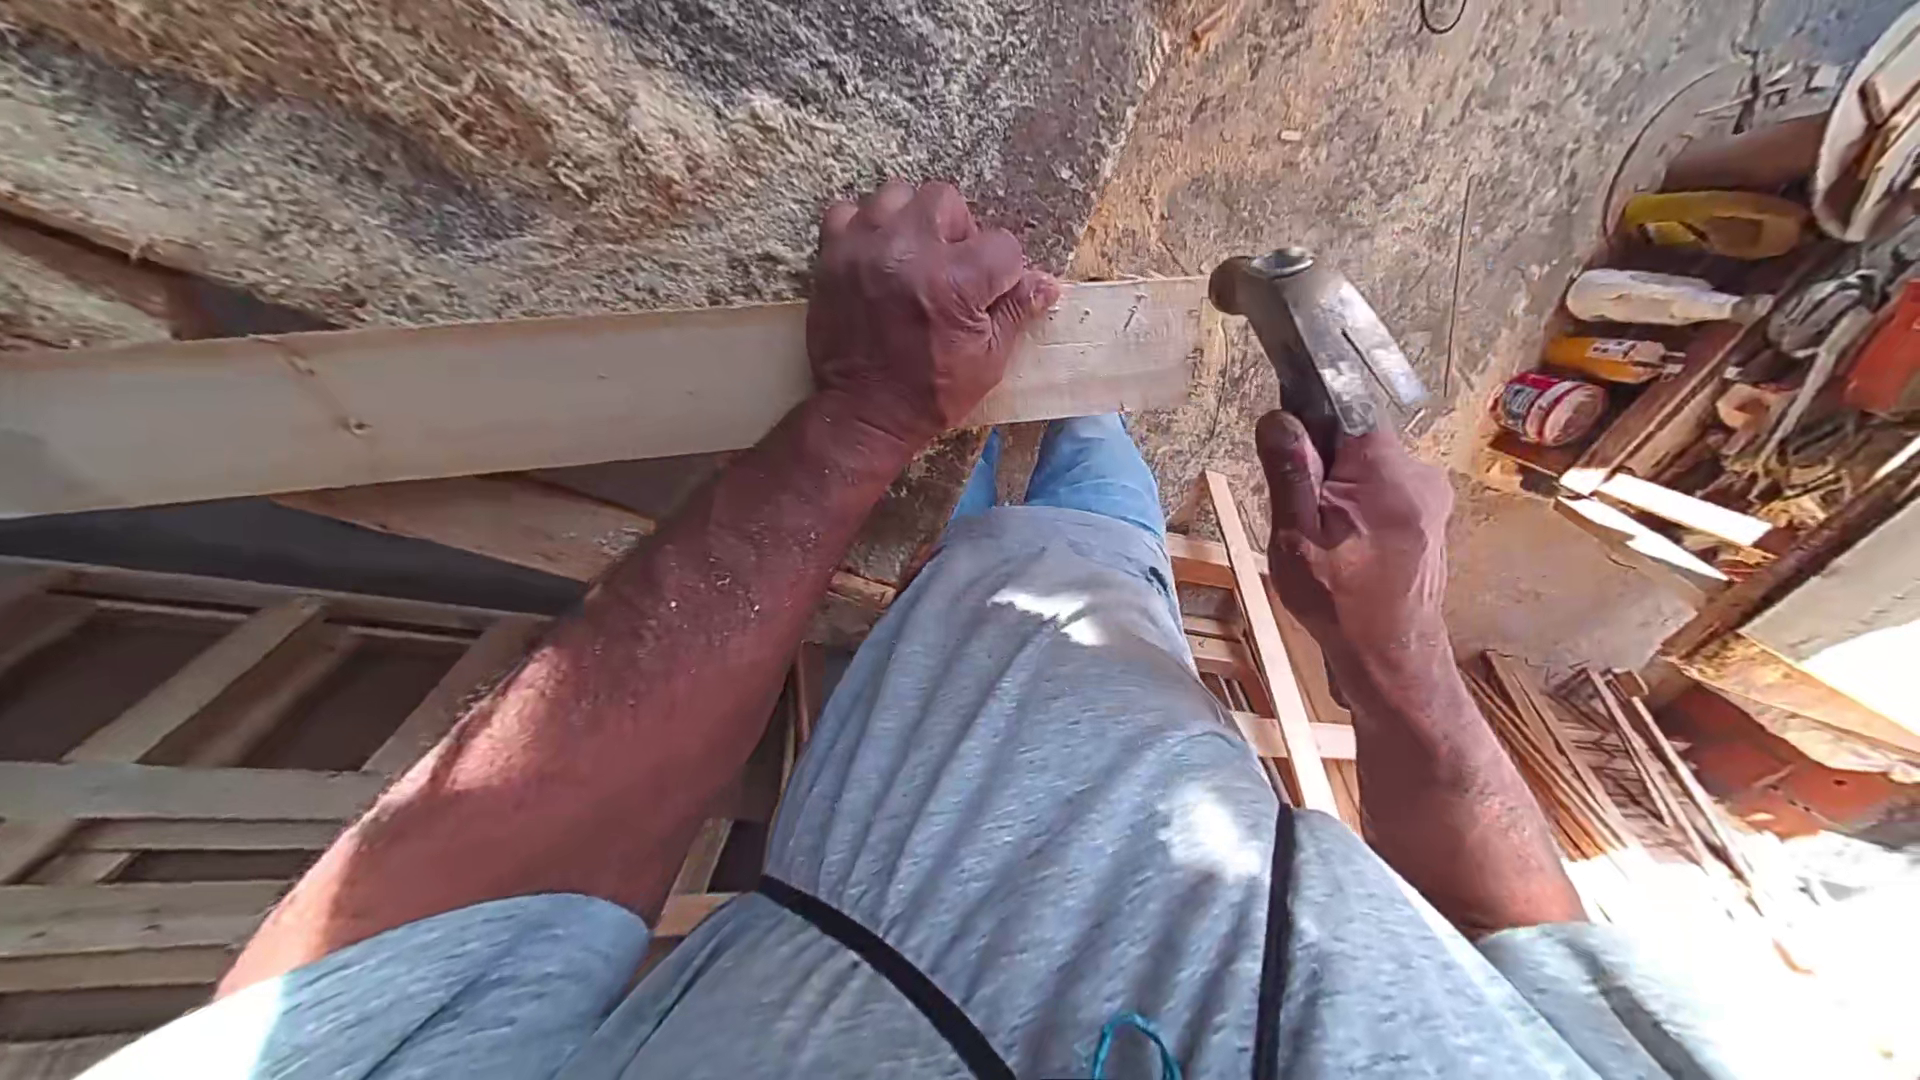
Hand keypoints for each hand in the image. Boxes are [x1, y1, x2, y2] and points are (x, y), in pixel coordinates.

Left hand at [807, 180, 1059, 446]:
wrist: (864, 415)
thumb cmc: (930, 396)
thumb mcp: (988, 361)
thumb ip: (1015, 312)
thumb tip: (1046, 283)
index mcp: (955, 283)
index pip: (1003, 245)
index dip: (1004, 271)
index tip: (991, 294)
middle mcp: (909, 253)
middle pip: (947, 201)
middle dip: (958, 233)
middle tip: (951, 271)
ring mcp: (865, 250)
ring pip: (897, 196)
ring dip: (912, 223)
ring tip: (911, 262)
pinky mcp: (832, 256)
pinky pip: (850, 211)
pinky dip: (866, 229)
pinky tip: (876, 260)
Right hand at [1255, 411, 1453, 687]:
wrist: (1389, 654)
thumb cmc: (1337, 598)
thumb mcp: (1295, 535)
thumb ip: (1290, 473)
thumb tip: (1278, 418)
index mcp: (1387, 471)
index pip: (1344, 411)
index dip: (1307, 426)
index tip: (1285, 455)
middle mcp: (1420, 474)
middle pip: (1354, 441)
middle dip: (1318, 466)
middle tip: (1297, 513)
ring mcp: (1431, 497)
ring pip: (1367, 468)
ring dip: (1336, 489)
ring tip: (1320, 535)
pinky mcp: (1430, 517)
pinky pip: (1382, 490)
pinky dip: (1355, 505)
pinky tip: (1343, 543)